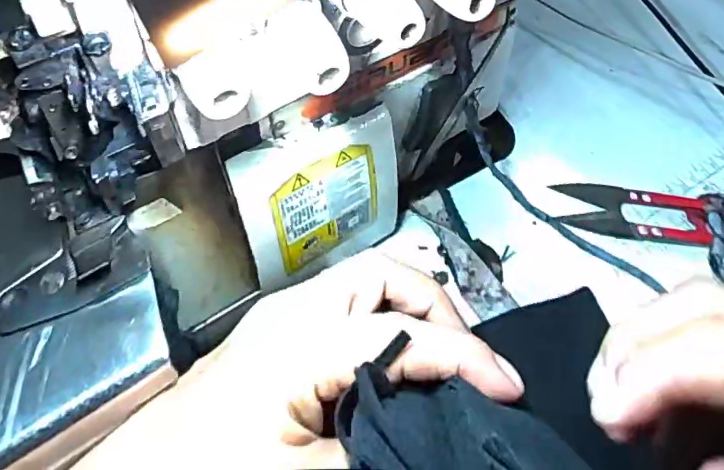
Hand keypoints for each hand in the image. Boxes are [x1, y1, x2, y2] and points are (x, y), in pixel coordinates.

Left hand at [80, 251, 523, 468]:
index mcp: (301, 337)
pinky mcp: (277, 334)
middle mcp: (293, 309)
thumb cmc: (215, 469)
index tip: (509, 389)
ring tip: (446, 362)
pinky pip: (344, 310)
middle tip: (472, 363)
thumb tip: (433, 435)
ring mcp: (282, 316)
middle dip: (435, 305)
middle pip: (379, 273)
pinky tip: (399, 368)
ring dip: (410, 310)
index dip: (462, 355)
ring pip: (362, 285)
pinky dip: (384, 324)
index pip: (398, 329)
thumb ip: (379, 449)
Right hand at [588, 282, 723, 469]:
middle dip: (639, 342)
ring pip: (720, 302)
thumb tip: (699, 459)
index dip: (653, 371)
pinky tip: (684, 404)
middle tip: (605, 404)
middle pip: (714, 303)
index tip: (606, 418)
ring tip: (632, 402)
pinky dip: (693, 353)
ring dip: (657, 341)